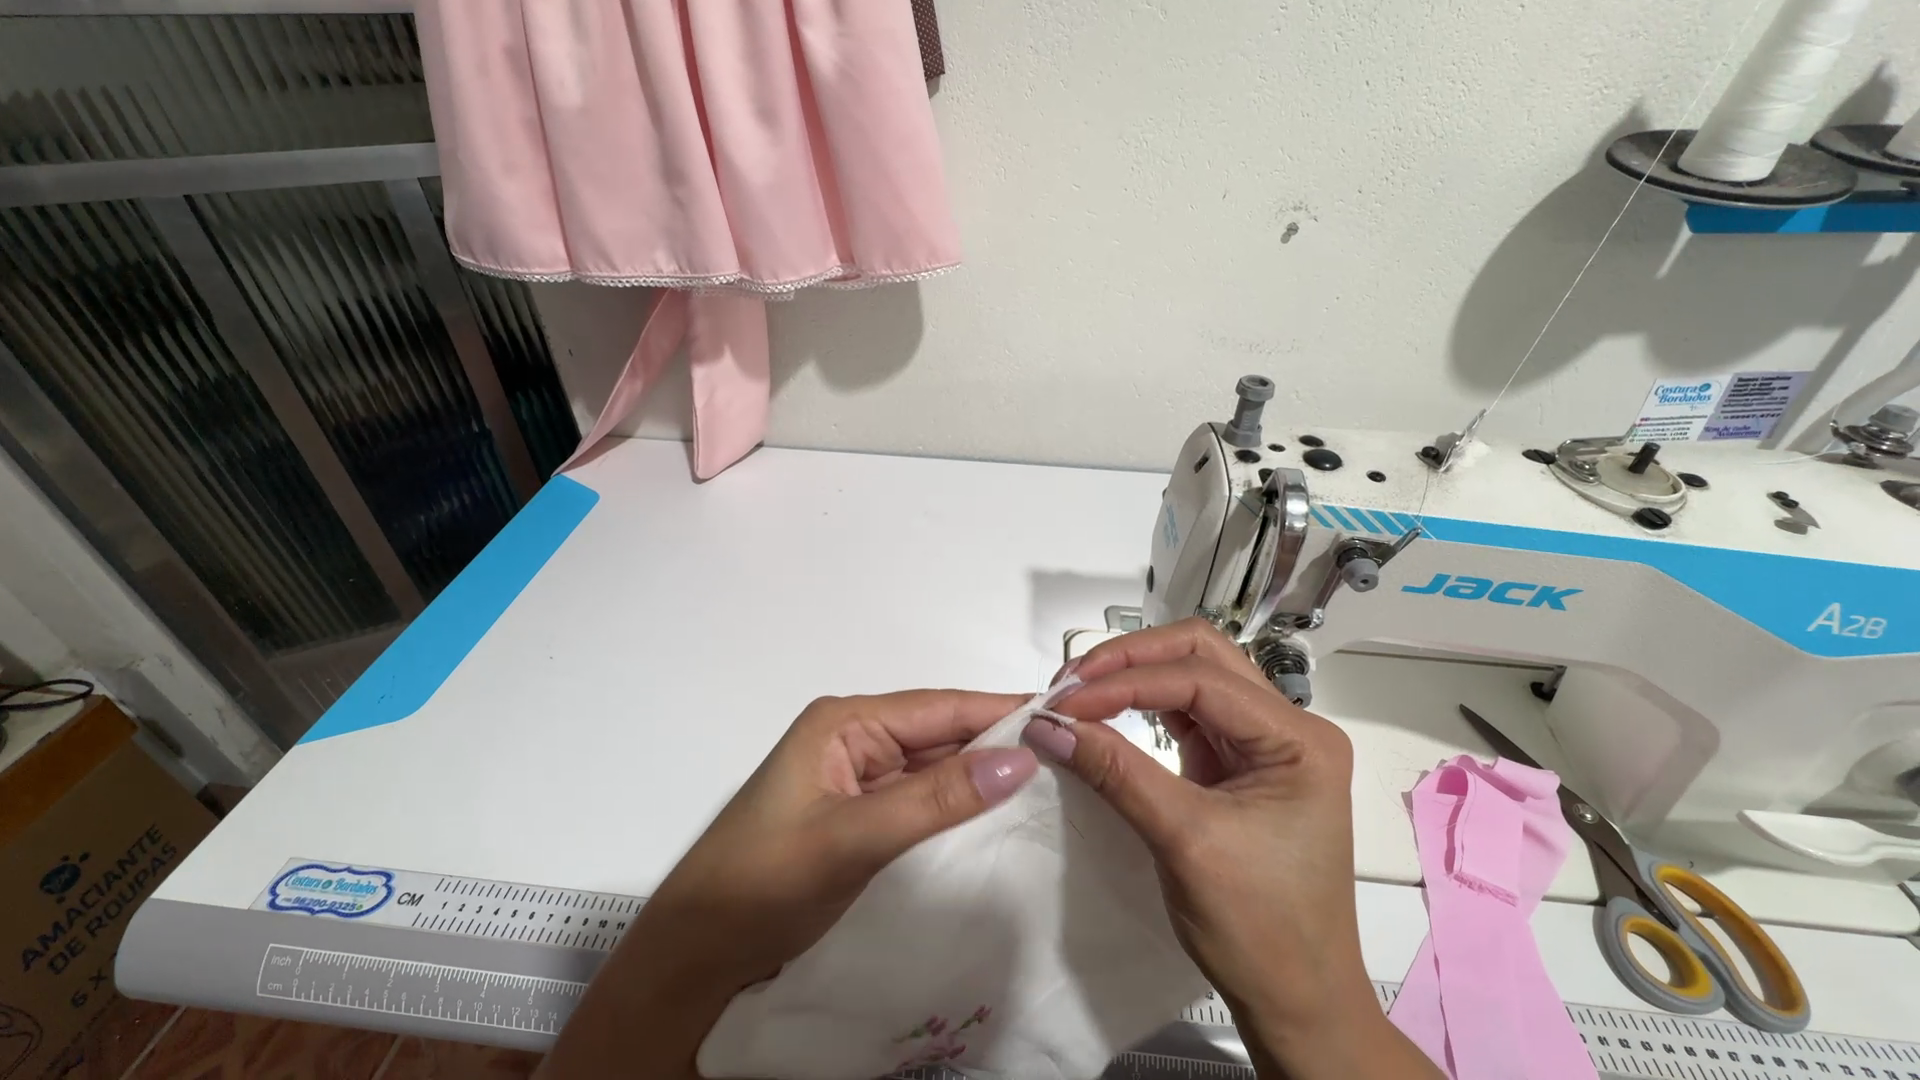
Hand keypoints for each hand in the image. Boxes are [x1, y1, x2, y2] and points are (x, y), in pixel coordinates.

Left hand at [537, 690, 1036, 1079]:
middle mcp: (853, 741)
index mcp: (844, 724)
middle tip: (1073, 753)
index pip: (939, 708)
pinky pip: (921, 801)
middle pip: (940, 734)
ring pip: (934, 769)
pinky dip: (958, 806)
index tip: (1067, 715)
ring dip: (982, 776)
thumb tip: (1021, 758)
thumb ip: (936, 798)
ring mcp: (856, 781)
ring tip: (1054, 781)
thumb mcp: (853, 838)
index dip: (1001, 709)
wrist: (699, 958)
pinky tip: (997, 818)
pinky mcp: (860, 818)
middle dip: (999, 742)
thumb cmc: (764, 884)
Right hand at [1022, 618, 1438, 1078]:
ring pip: (1193, 677)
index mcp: (1298, 739)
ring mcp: (1263, 744)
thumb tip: (1047, 725)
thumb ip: (1116, 772)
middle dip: (1131, 660)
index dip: (1127, 682)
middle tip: (1071, 684)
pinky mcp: (1236, 764)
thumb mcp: (1183, 841)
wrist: (1297, 1000)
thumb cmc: (1258, 927)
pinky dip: (1142, 708)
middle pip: (1202, 656)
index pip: (1201, 678)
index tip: (1064, 703)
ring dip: (1134, 678)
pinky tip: (1105, 715)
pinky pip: (1187, 715)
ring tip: (1078, 695)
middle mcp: (1288, 727)